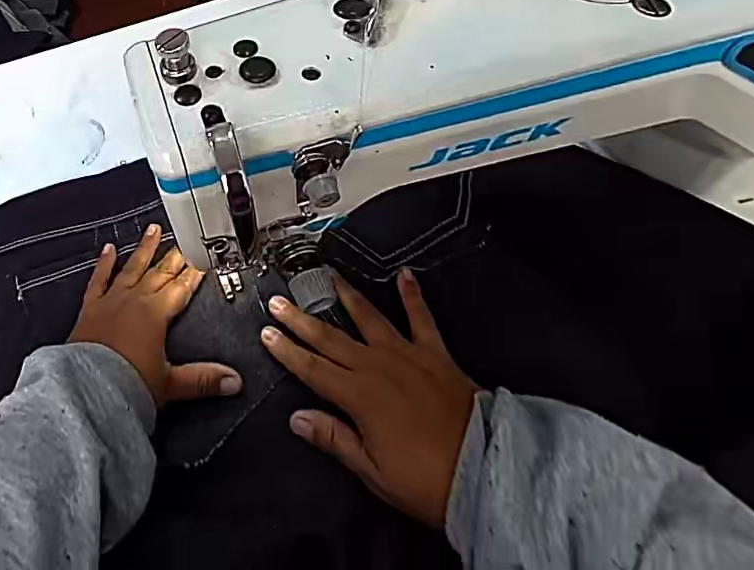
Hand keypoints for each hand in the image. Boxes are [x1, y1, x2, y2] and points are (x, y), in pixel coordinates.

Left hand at [69, 224, 242, 406]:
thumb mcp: (171, 384)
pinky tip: (108, 249)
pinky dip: (104, 263)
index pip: (182, 287)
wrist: (85, 390)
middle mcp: (135, 300)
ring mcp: (111, 301)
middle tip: (186, 239)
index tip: (204, 258)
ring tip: (153, 229)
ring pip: (132, 267)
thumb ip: (203, 379)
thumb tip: (233, 381)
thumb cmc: (125, 386)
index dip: (195, 272)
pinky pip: (99, 279)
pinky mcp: (90, 308)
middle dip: (176, 256)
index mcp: (156, 314)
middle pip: (161, 272)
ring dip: (145, 248)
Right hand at [261, 267, 478, 528]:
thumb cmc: (428, 479)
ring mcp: (406, 354)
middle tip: (280, 302)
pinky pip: (421, 317)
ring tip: (329, 276)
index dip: (286, 350)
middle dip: (300, 319)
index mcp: (358, 395)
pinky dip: (412, 295)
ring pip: (368, 317)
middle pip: (329, 337)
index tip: (267, 333)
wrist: (486, 469)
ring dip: (345, 295)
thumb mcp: (373, 471)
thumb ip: (333, 438)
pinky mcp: (434, 353)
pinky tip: (405, 275)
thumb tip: (298, 418)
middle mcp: (377, 366)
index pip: (311, 368)